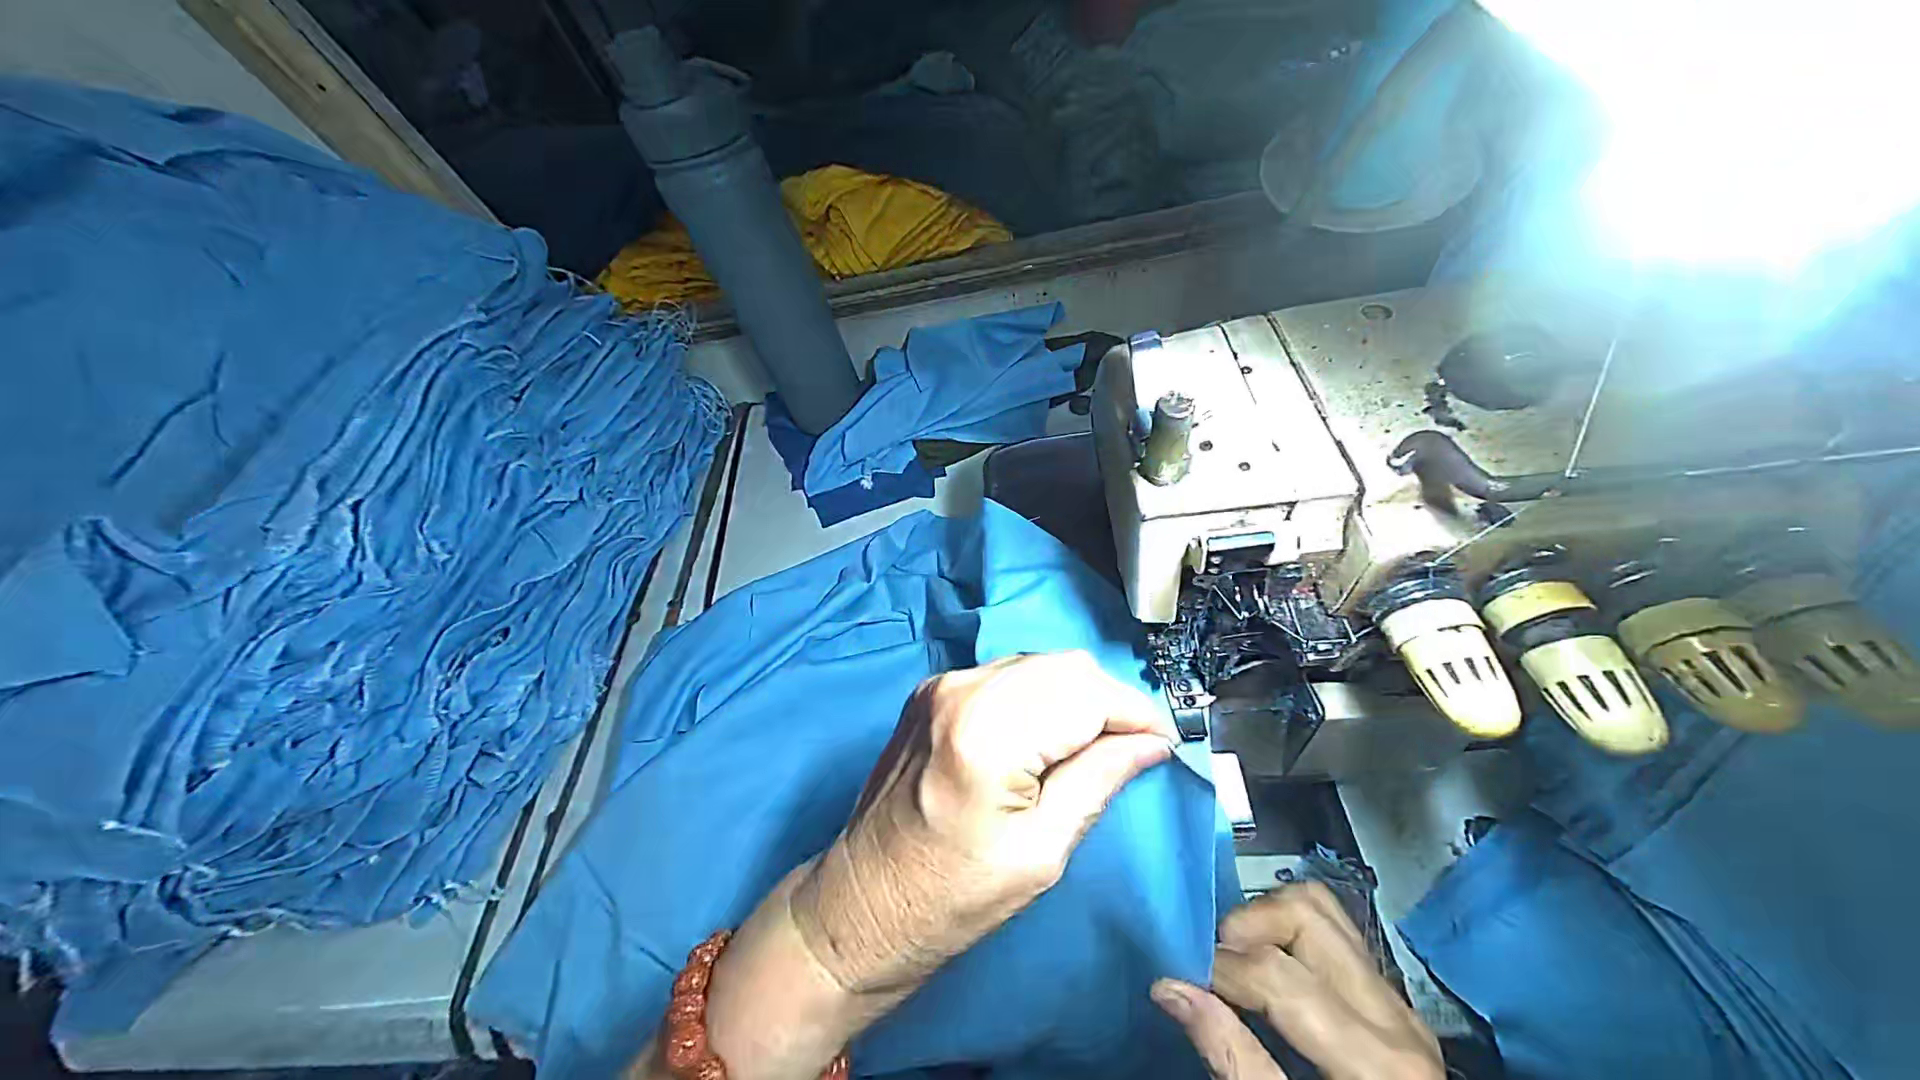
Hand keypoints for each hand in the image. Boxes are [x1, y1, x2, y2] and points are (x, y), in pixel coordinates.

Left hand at [639, 652, 1175, 1079]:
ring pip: (1037, 664)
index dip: (1136, 712)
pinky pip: (1006, 674)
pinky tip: (1048, 734)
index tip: (1165, 740)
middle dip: (1108, 700)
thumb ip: (1099, 781)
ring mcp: (941, 685)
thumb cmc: (951, 899)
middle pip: (1064, 666)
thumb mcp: (1041, 853)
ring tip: (1095, 744)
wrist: (862, 903)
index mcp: (986, 733)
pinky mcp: (931, 692)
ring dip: (1075, 695)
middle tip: (1134, 746)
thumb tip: (1153, 744)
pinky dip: (1040, 694)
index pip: (1086, 693)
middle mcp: (961, 690)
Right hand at [1152, 883, 1443, 1079]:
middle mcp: (1394, 1015)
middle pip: (1303, 913)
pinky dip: (1287, 932)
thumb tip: (1171, 989)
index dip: (1217, 971)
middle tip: (1214, 970)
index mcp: (1378, 1058)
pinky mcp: (1390, 1001)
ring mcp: (1397, 1002)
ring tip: (1239, 965)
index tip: (1181, 983)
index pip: (1276, 972)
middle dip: (1243, 929)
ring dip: (1265, 921)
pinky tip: (1269, 971)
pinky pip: (1334, 930)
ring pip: (1320, 907)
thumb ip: (1233, 1057)